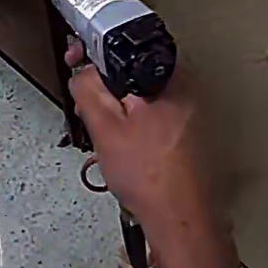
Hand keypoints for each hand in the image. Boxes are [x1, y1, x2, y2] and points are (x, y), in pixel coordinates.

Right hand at [66, 39, 214, 229]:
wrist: (181, 221)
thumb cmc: (153, 178)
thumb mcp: (104, 126)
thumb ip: (88, 87)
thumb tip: (83, 71)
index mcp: (170, 76)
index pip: (123, 45)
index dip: (92, 51)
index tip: (77, 58)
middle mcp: (186, 88)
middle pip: (131, 72)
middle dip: (105, 88)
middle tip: (90, 108)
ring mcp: (190, 112)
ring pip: (140, 96)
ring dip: (119, 110)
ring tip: (111, 138)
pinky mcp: (189, 133)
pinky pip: (154, 116)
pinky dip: (136, 126)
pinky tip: (129, 151)